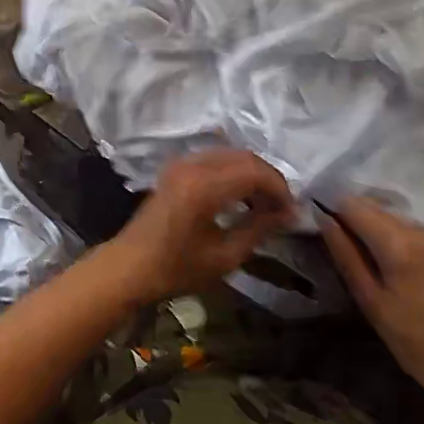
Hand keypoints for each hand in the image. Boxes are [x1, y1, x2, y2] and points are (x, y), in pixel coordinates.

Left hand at [102, 150, 294, 303]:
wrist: (130, 266)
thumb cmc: (177, 268)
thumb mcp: (225, 256)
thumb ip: (259, 229)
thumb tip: (289, 214)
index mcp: (203, 186)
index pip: (255, 170)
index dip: (280, 188)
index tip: (292, 212)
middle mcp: (191, 166)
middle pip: (243, 157)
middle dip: (268, 179)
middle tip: (282, 207)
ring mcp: (179, 164)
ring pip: (228, 155)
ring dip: (251, 174)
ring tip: (265, 205)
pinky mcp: (174, 170)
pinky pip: (212, 159)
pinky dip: (232, 172)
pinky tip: (240, 198)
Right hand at [319, 196, 423, 423]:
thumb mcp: (373, 305)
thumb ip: (346, 257)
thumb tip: (325, 220)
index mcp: (401, 244)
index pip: (354, 204)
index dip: (333, 211)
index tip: (324, 229)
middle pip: (381, 211)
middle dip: (359, 223)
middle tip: (348, 251)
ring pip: (404, 224)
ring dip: (385, 236)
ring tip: (379, 267)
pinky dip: (410, 248)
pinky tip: (412, 278)